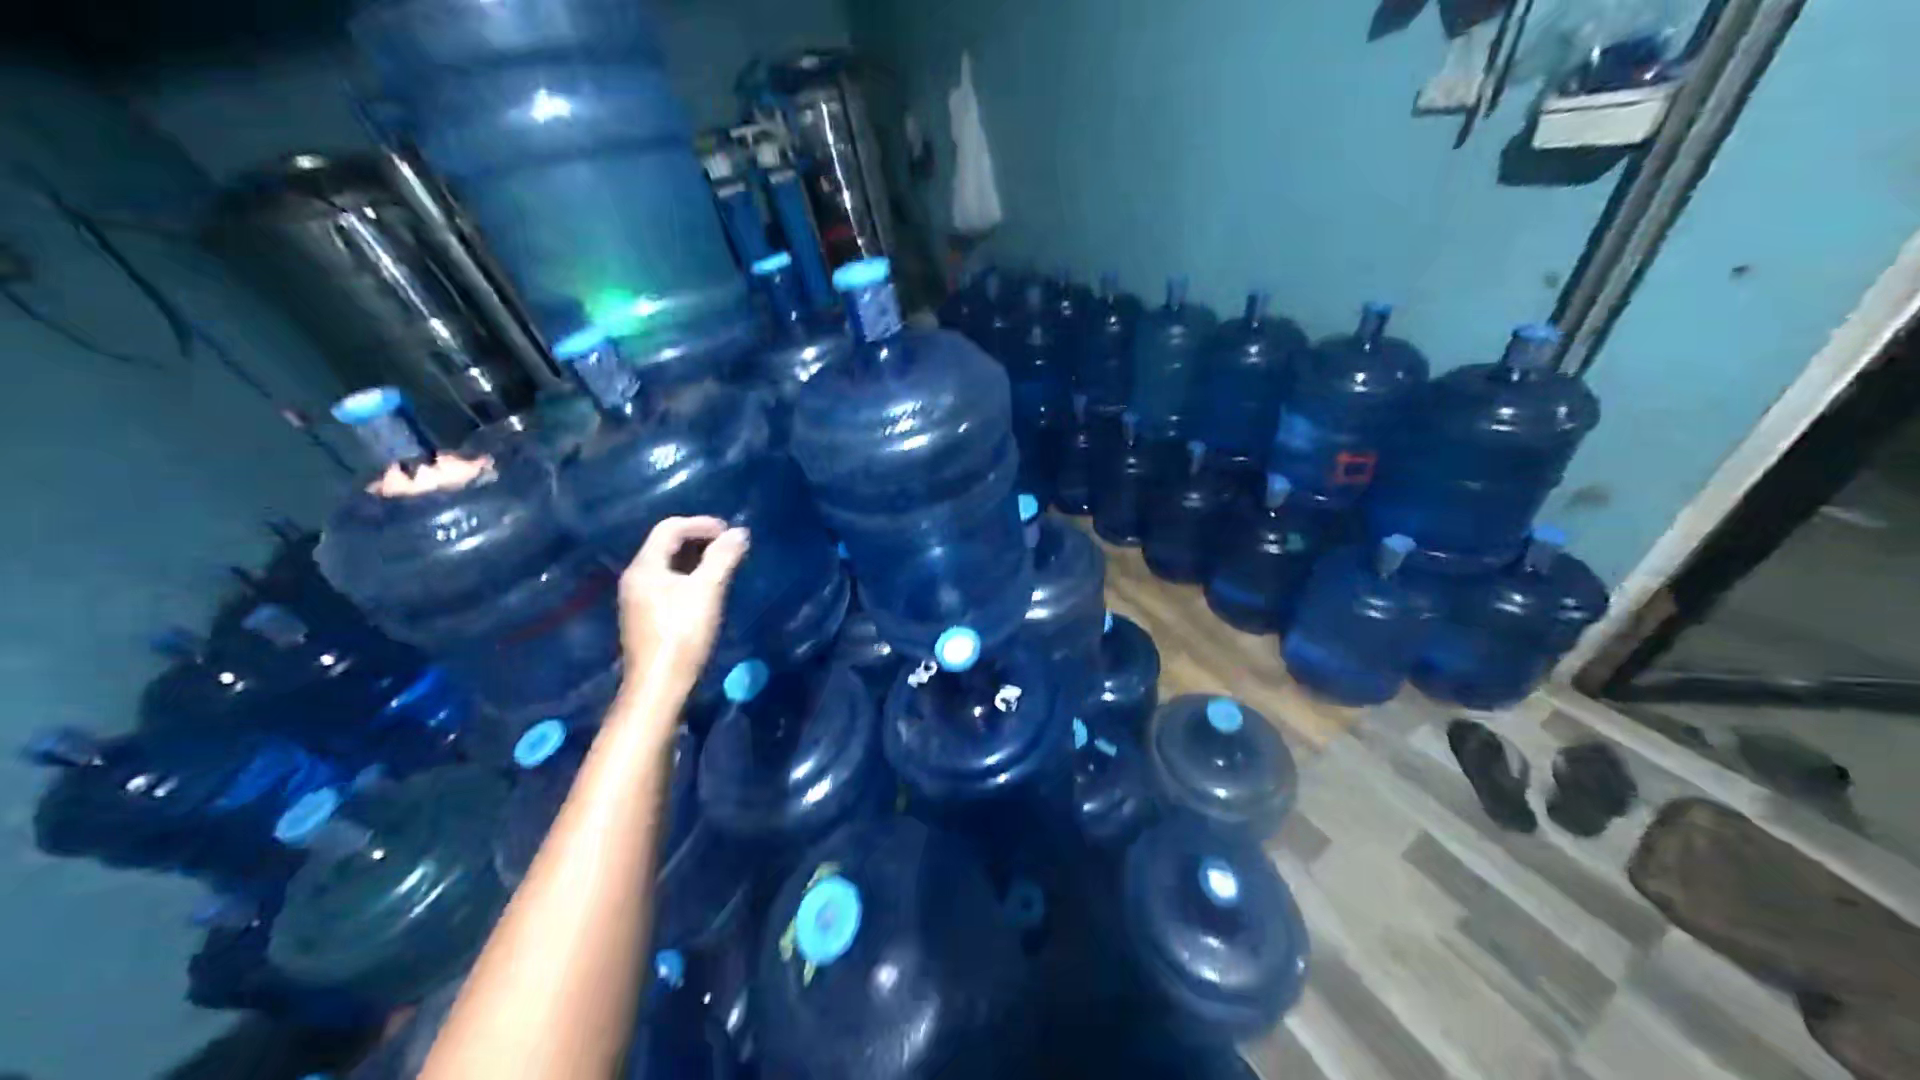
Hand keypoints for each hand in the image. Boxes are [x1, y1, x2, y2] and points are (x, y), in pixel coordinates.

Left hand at [616, 516, 749, 697]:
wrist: (659, 685)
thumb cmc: (682, 634)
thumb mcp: (707, 591)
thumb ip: (723, 558)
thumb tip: (740, 532)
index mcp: (644, 567)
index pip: (670, 528)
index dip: (701, 524)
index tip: (730, 532)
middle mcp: (635, 578)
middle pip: (667, 545)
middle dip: (700, 540)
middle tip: (730, 547)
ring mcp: (638, 599)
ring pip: (669, 566)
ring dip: (696, 559)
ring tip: (724, 566)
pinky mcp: (646, 617)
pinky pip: (668, 584)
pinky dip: (690, 577)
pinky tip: (708, 590)